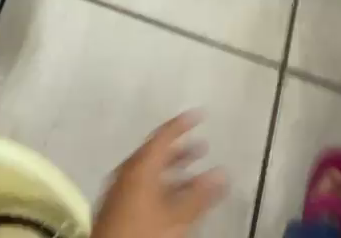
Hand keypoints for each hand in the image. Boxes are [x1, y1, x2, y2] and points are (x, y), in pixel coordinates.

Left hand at [91, 112, 227, 237]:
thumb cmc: (142, 228)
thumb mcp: (176, 212)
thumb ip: (200, 193)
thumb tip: (221, 174)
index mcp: (140, 163)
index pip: (164, 134)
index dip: (183, 123)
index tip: (198, 114)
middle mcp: (128, 168)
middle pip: (157, 151)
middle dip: (182, 149)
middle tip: (202, 146)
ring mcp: (121, 184)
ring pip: (152, 170)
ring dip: (174, 170)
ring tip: (195, 174)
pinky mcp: (118, 201)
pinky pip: (144, 184)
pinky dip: (162, 183)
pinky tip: (175, 197)